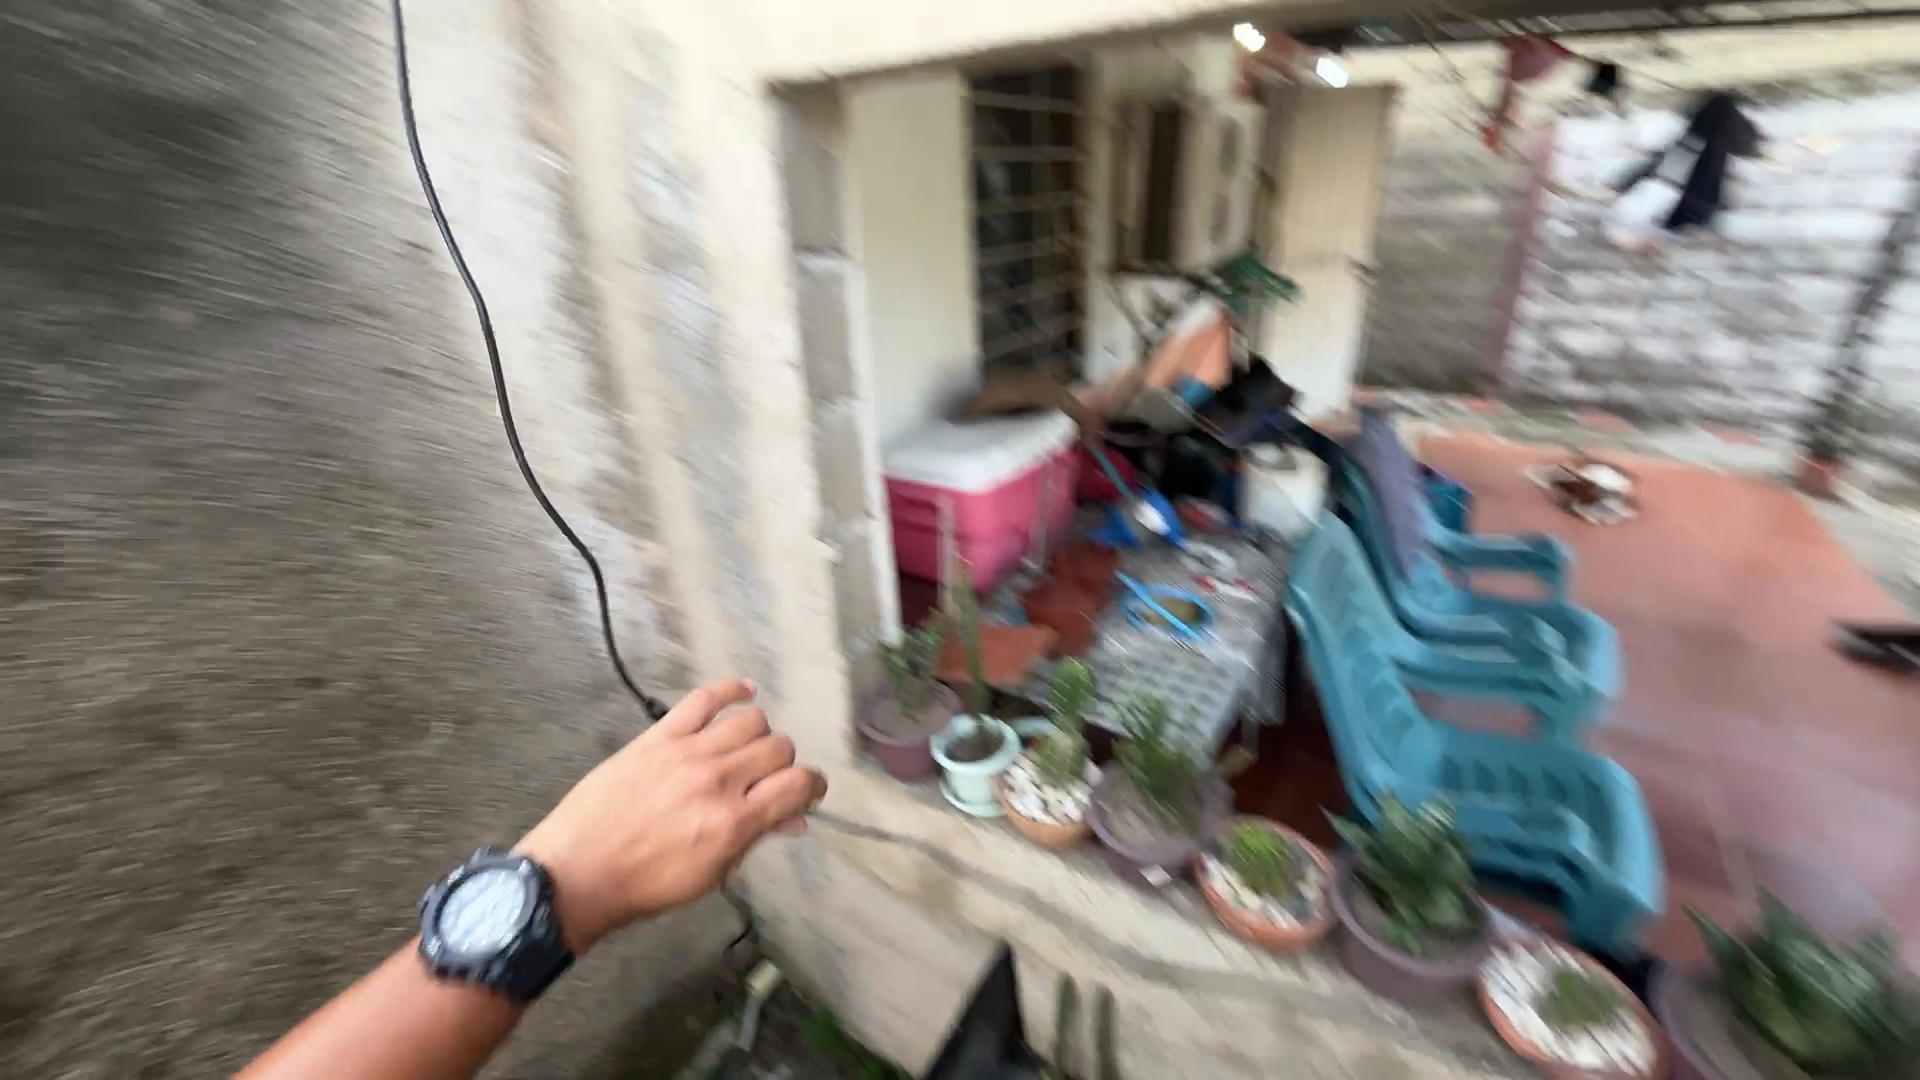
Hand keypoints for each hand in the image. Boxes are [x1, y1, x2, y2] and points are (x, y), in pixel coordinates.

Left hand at [514, 678, 825, 953]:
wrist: (576, 873)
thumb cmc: (645, 884)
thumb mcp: (710, 874)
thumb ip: (757, 838)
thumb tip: (796, 818)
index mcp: (733, 823)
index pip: (798, 784)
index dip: (813, 786)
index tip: (807, 791)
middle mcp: (718, 782)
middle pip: (780, 748)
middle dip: (782, 765)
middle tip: (766, 779)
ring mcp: (688, 753)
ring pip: (753, 720)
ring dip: (758, 735)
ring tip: (745, 750)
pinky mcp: (660, 736)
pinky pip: (706, 697)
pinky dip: (731, 689)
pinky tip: (744, 693)